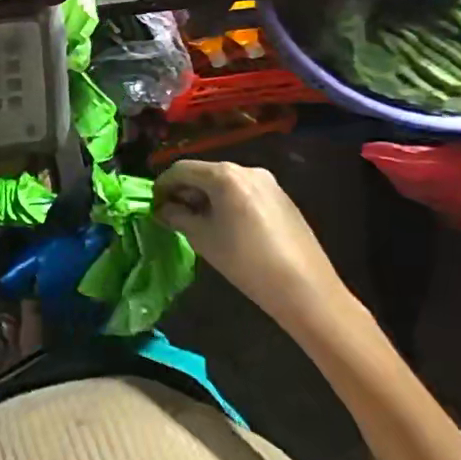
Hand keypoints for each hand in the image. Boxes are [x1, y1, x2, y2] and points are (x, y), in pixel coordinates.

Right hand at [153, 160, 344, 319]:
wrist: (306, 290)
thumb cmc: (246, 262)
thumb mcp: (203, 239)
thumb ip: (178, 217)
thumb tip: (163, 209)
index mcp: (224, 175)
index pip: (182, 169)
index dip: (163, 184)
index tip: (154, 203)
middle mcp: (247, 169)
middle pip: (205, 173)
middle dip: (186, 191)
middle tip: (174, 215)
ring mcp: (268, 182)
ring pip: (226, 182)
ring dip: (207, 197)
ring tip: (200, 223)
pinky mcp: (282, 198)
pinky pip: (245, 192)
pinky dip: (229, 202)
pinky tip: (229, 227)